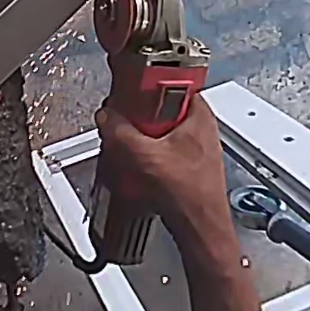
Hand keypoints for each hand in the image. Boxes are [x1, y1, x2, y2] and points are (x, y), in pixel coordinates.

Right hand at [94, 96, 232, 252]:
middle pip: (163, 106)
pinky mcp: (190, 162)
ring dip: (144, 133)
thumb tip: (107, 117)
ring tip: (129, 142)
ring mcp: (198, 145)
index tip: (132, 87)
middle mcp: (202, 126)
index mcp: (199, 114)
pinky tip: (139, 162)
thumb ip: (120, 132)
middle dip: (141, 113)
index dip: (149, 83)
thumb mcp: (145, 156)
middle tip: (125, 119)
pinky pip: (165, 145)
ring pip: (163, 127)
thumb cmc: (189, 195)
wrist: (201, 229)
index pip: (173, 81)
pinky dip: (150, 150)